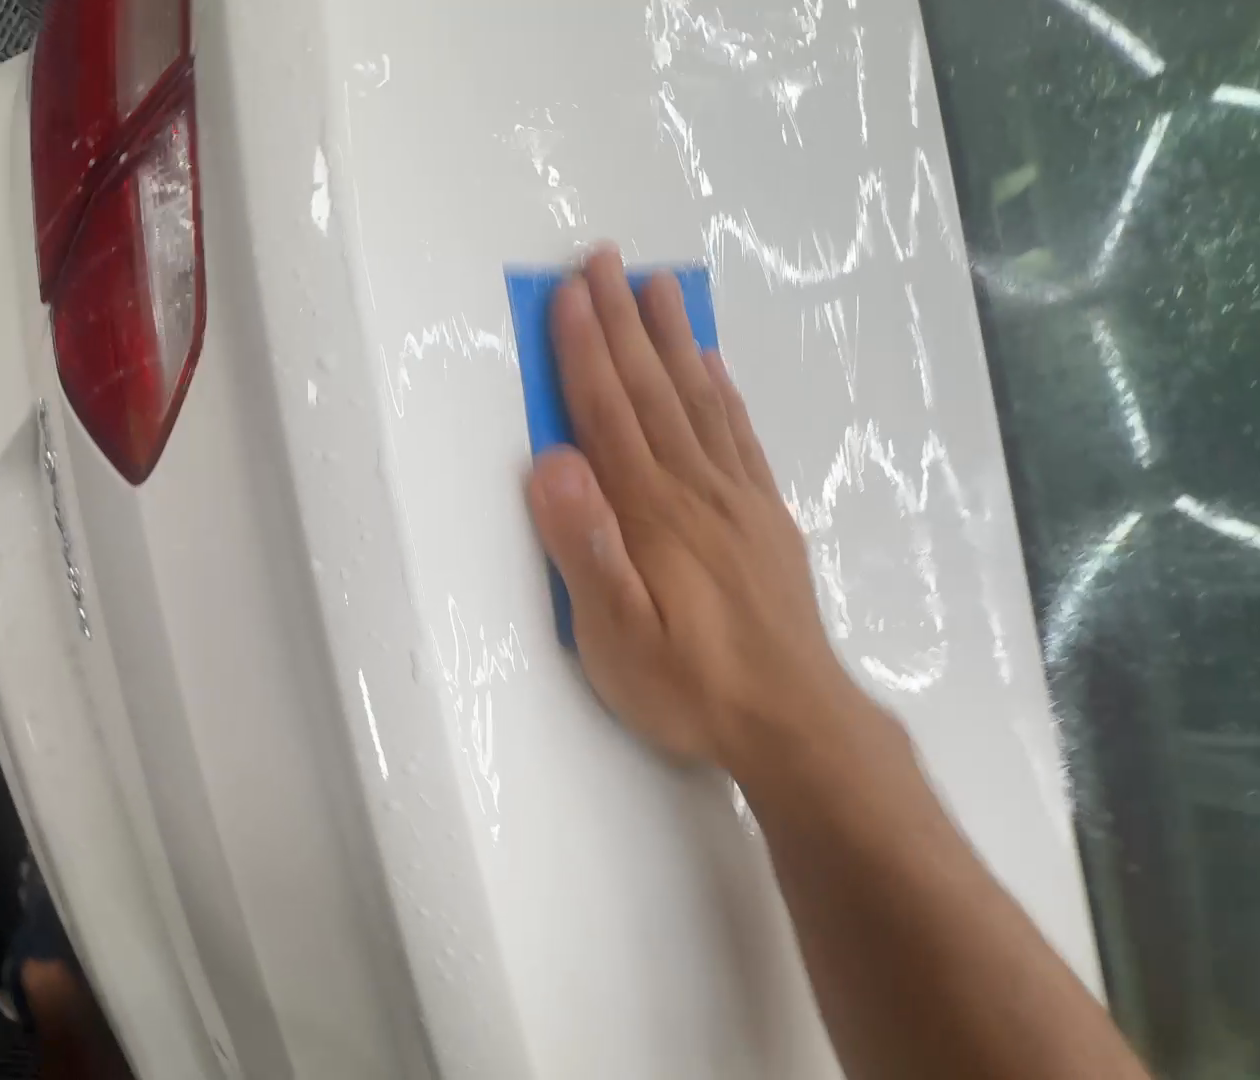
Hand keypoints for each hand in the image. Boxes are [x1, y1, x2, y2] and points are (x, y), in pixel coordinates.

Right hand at [526, 247, 857, 770]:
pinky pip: (739, 437)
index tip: (569, 294)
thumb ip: (583, 546)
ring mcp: (737, 500)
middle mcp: (695, 490)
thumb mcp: (613, 634)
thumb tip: (551, 463)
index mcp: (650, 512)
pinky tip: (713, 366)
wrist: (794, 724)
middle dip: (622, 323)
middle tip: (606, 260)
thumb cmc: (686, 684)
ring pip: (698, 401)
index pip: (609, 415)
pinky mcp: (763, 519)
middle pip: (652, 391)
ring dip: (673, 340)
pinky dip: (721, 391)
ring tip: (659, 288)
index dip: (585, 352)